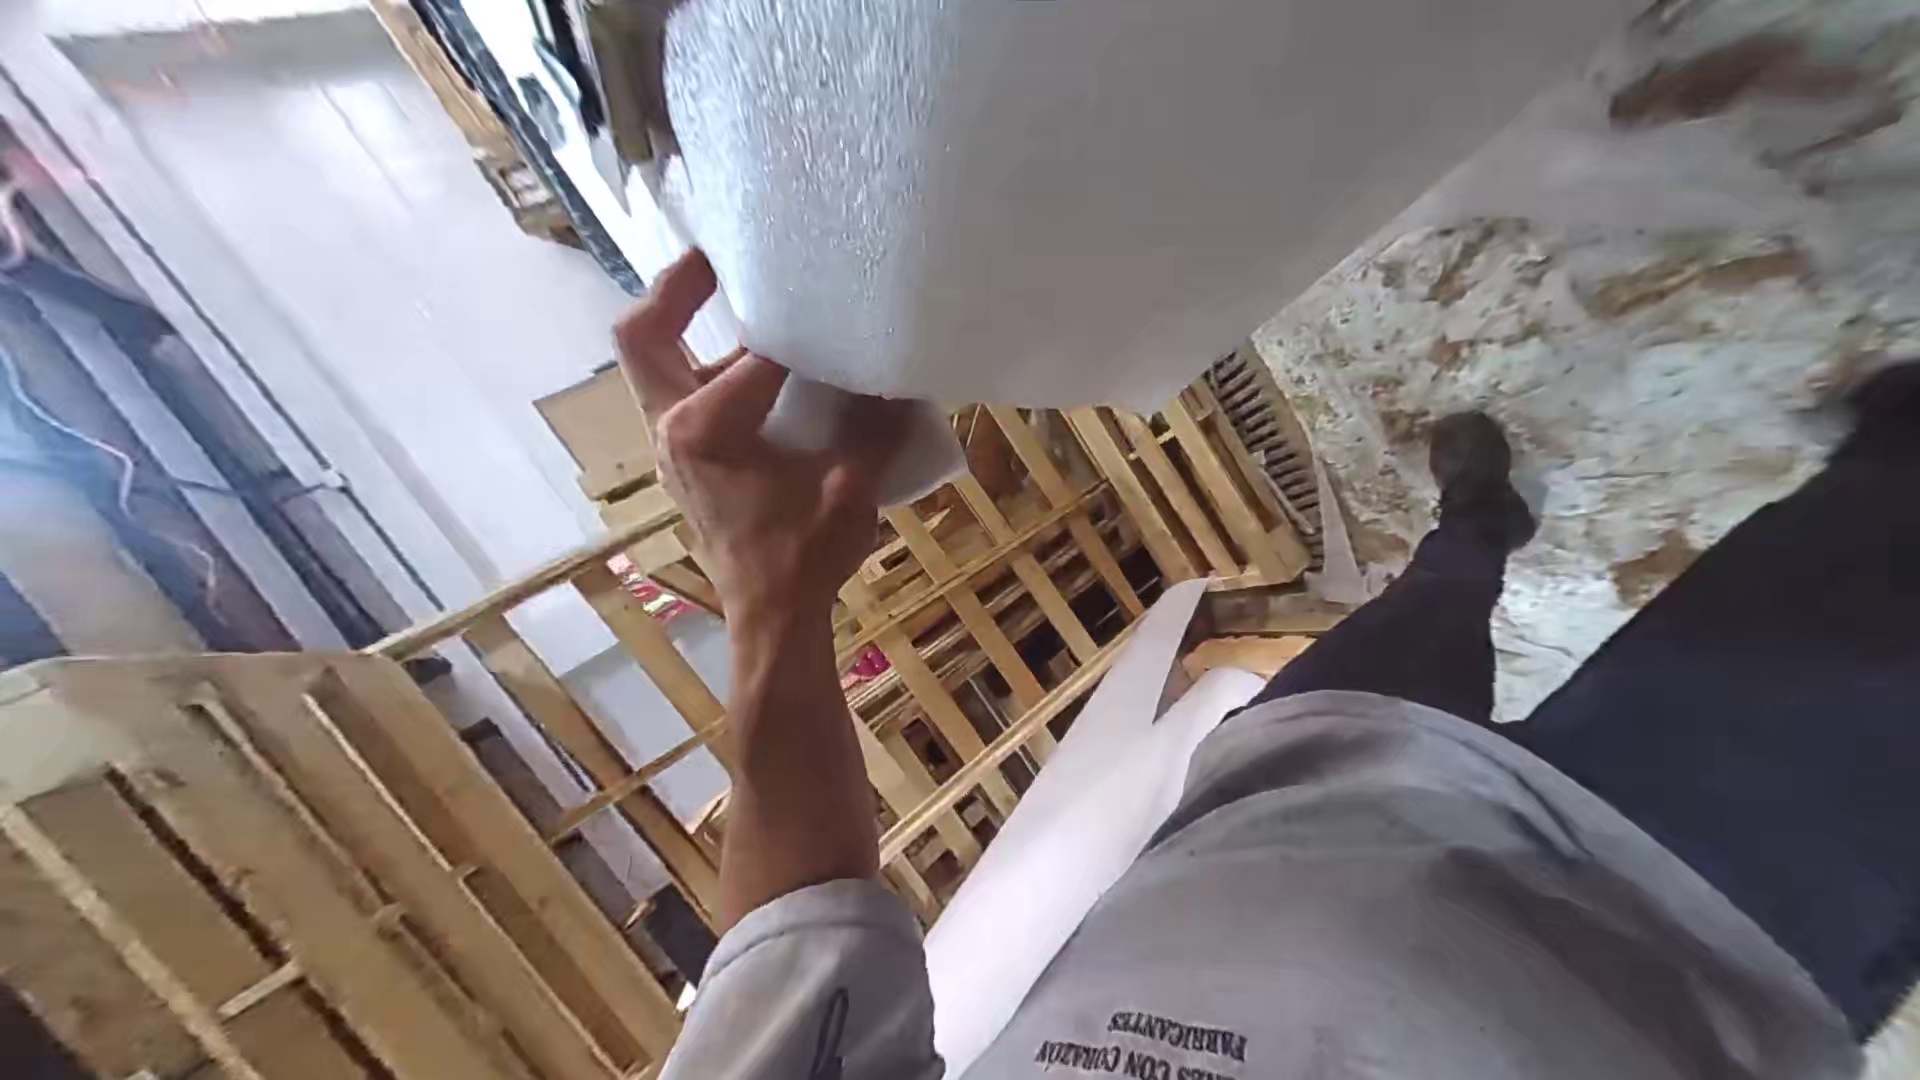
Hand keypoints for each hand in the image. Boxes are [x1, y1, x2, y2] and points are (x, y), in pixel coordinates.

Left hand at [614, 249, 910, 639]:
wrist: (774, 618)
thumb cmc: (805, 558)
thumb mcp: (851, 489)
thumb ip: (876, 428)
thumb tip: (902, 380)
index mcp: (706, 430)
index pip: (755, 355)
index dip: (800, 331)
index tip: (830, 308)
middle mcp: (672, 431)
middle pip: (644, 338)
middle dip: (678, 289)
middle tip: (722, 261)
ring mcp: (674, 452)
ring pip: (664, 371)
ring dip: (704, 340)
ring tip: (764, 323)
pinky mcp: (688, 469)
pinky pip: (688, 403)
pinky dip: (719, 380)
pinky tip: (772, 390)